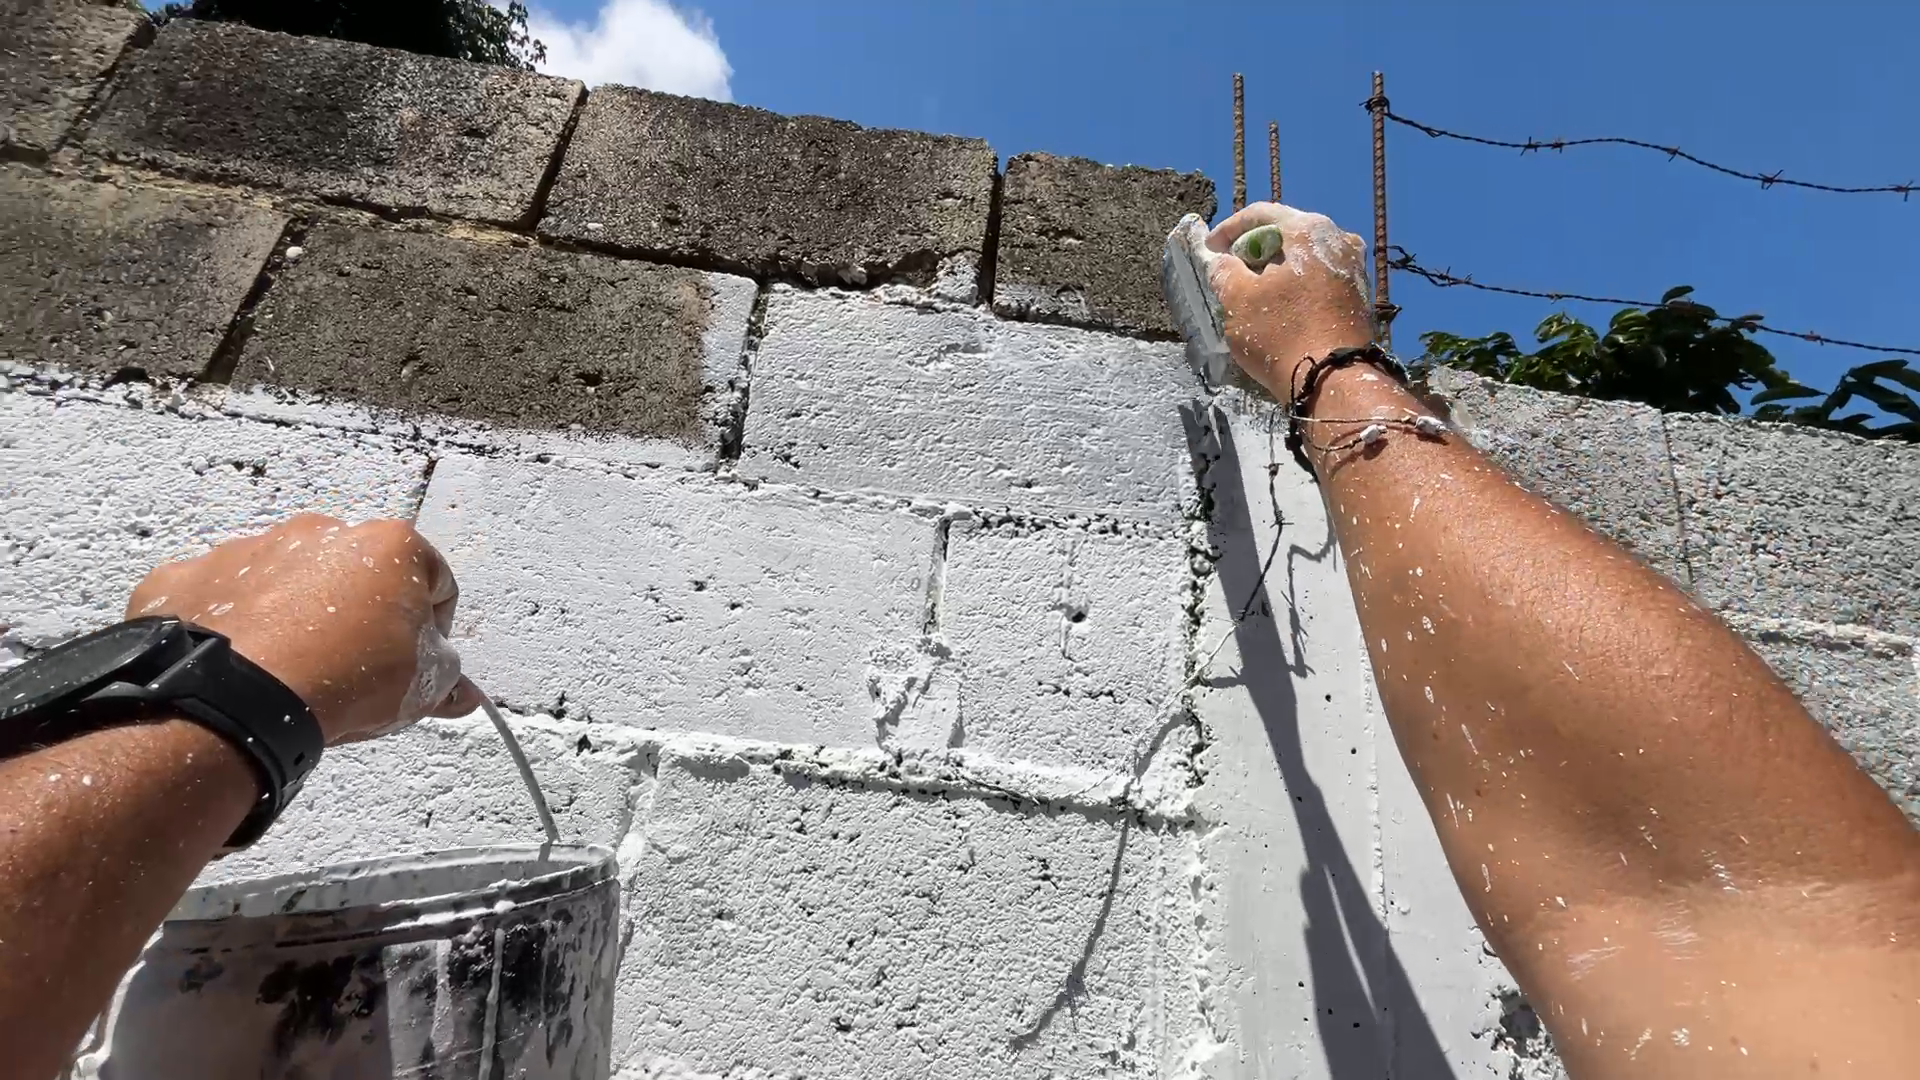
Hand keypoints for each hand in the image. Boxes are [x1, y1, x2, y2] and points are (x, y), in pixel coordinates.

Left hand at [125, 514, 478, 744]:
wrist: (231, 701)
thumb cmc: (347, 677)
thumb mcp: (425, 685)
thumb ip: (449, 680)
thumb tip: (461, 695)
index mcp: (393, 544)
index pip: (436, 583)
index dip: (434, 627)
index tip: (417, 661)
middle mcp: (323, 531)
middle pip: (361, 573)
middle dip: (364, 611)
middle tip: (358, 664)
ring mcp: (248, 549)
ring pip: (290, 579)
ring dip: (299, 614)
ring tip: (295, 670)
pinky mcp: (185, 577)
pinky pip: (223, 598)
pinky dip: (236, 624)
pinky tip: (244, 664)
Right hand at [1205, 202, 1375, 398]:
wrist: (1331, 378)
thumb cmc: (1279, 334)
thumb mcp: (1237, 301)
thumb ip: (1224, 272)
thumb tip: (1222, 261)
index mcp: (1308, 229)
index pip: (1260, 214)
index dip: (1228, 229)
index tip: (1208, 248)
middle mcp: (1338, 237)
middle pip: (1285, 231)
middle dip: (1252, 249)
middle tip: (1229, 269)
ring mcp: (1352, 265)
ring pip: (1303, 255)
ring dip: (1274, 267)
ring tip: (1252, 290)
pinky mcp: (1356, 293)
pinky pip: (1317, 276)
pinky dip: (1293, 283)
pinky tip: (1278, 305)